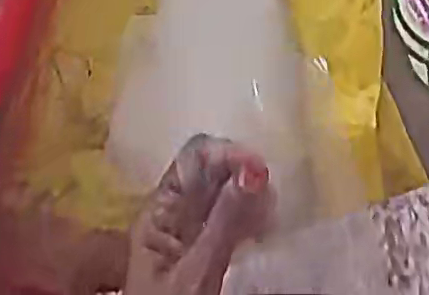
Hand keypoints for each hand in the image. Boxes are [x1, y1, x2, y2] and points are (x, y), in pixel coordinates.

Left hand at [124, 136, 272, 294]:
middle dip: (244, 173)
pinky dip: (252, 213)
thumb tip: (256, 167)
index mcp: (159, 210)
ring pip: (226, 189)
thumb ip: (224, 221)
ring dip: (252, 194)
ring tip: (269, 216)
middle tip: (269, 196)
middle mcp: (174, 211)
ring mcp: (191, 228)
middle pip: (212, 168)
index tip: (260, 170)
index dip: (227, 153)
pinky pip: (233, 214)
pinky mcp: (208, 246)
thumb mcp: (196, 274)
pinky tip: (265, 227)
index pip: (194, 156)